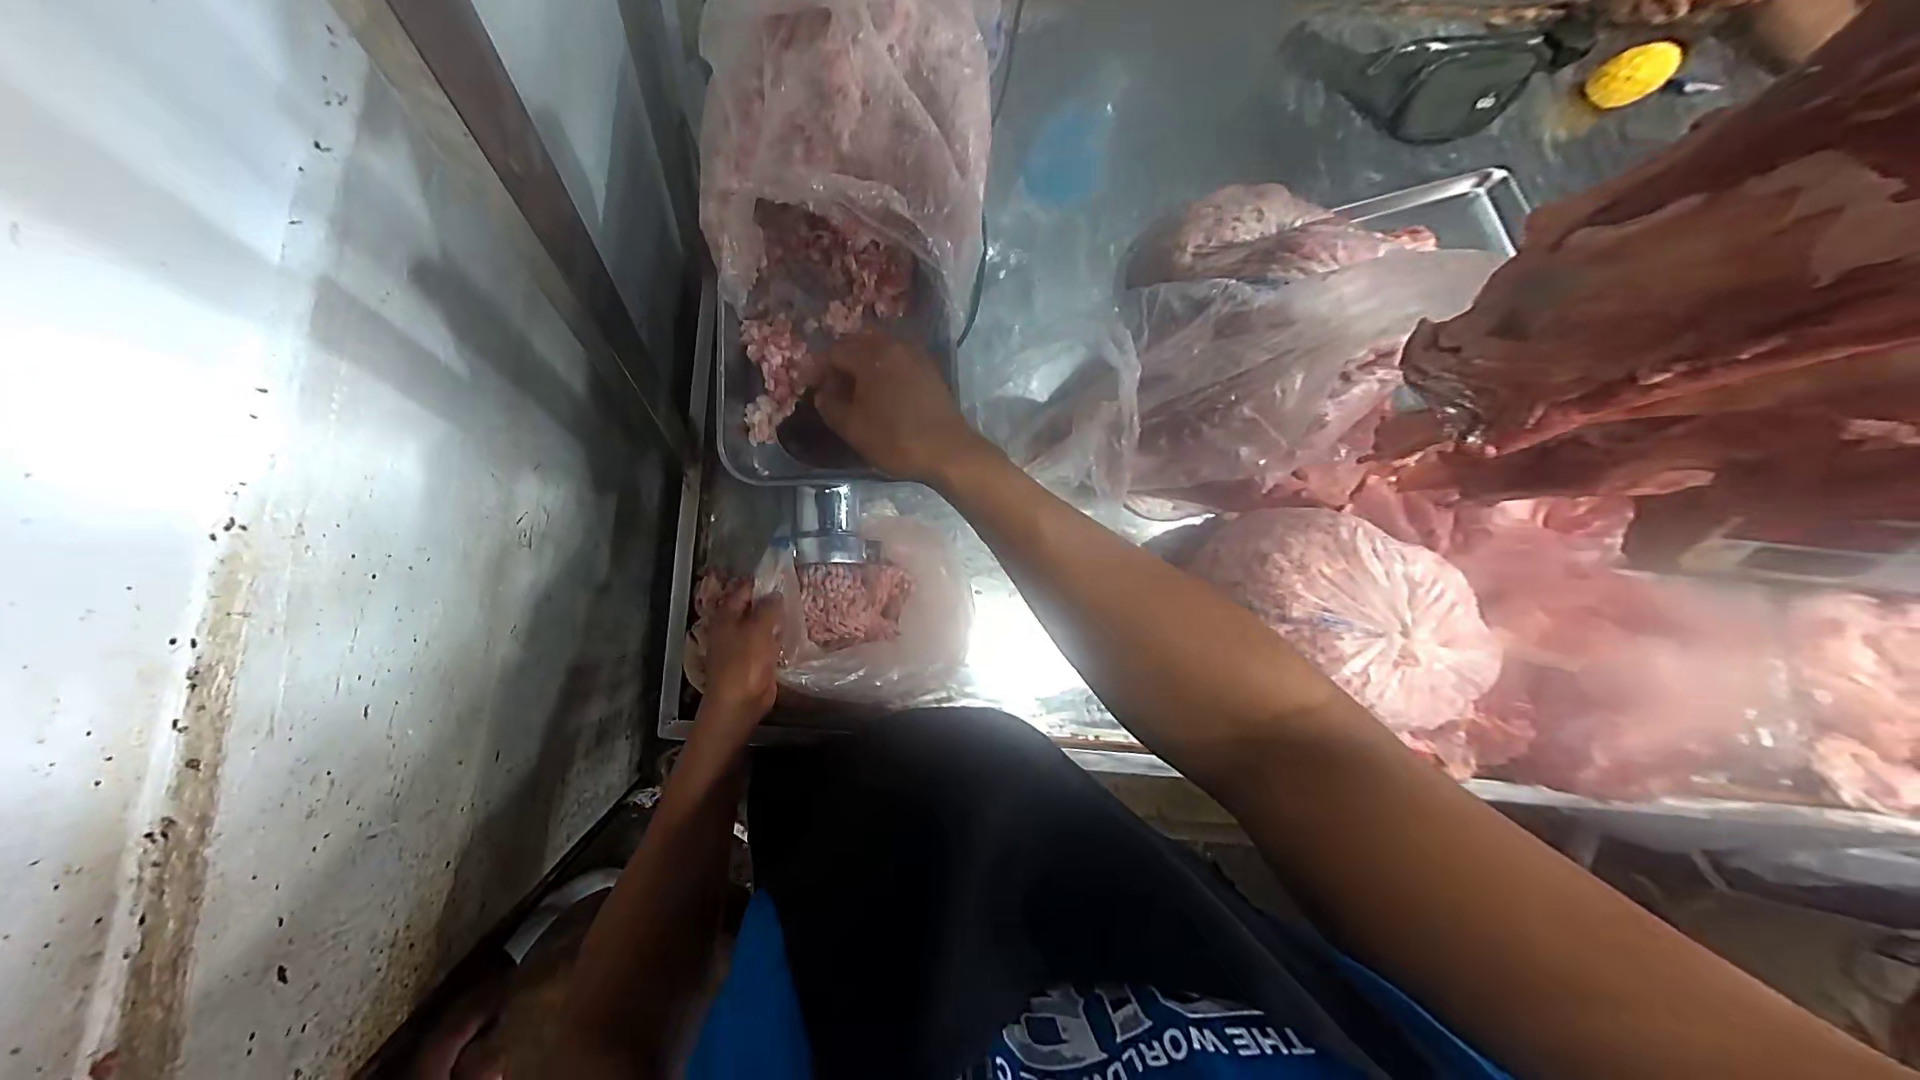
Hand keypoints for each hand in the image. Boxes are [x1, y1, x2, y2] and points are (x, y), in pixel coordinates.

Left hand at [699, 583, 782, 728]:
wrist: (739, 702)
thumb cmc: (745, 662)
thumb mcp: (758, 629)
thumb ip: (768, 608)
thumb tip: (775, 594)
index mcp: (726, 616)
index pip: (744, 590)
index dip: (762, 582)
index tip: (783, 576)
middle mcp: (732, 627)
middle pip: (753, 607)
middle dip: (771, 601)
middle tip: (795, 591)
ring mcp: (742, 644)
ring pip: (761, 625)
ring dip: (776, 620)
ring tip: (798, 609)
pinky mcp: (753, 660)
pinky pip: (767, 642)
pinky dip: (778, 637)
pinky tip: (793, 633)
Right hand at [815, 332, 991, 483]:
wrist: (948, 451)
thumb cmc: (896, 440)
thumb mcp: (853, 428)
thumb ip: (830, 406)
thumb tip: (822, 393)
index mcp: (871, 354)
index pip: (834, 351)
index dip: (820, 371)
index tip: (817, 392)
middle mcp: (894, 344)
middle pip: (857, 344)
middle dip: (842, 364)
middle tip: (836, 391)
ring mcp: (916, 354)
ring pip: (880, 350)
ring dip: (864, 366)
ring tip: (859, 393)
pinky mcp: (930, 368)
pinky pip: (898, 359)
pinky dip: (885, 369)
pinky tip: (884, 393)